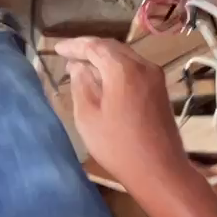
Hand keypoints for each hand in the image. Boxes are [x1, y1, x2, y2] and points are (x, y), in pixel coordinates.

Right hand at [53, 37, 193, 190]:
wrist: (159, 170)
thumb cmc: (117, 146)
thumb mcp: (88, 116)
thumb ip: (80, 85)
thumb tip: (77, 67)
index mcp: (123, 70)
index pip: (94, 46)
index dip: (74, 46)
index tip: (57, 49)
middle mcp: (143, 66)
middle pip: (111, 47)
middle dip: (88, 48)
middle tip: (68, 55)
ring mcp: (155, 76)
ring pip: (124, 56)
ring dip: (103, 57)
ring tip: (82, 66)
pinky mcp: (159, 88)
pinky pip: (134, 67)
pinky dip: (116, 67)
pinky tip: (103, 78)